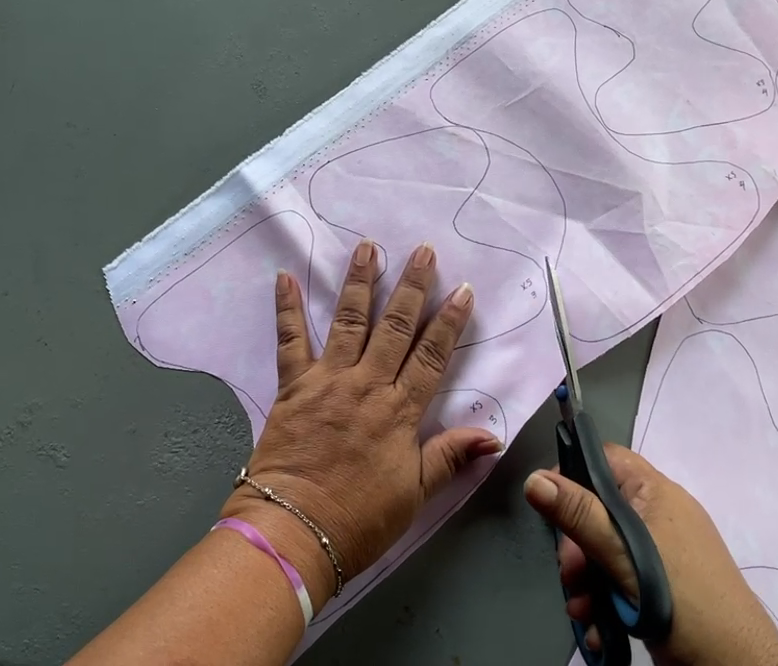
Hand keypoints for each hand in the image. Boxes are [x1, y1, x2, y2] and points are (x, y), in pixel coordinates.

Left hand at [220, 239, 501, 607]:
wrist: (294, 531)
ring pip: (349, 321)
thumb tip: (491, 436)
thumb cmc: (360, 519)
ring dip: (359, 282)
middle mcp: (366, 385)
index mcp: (399, 411)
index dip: (448, 322)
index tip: (461, 289)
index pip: (431, 356)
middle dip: (411, 286)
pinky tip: (286, 277)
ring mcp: (328, 381)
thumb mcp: (415, 494)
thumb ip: (449, 456)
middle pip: (394, 327)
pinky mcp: (293, 386)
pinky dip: (287, 308)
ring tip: (367, 247)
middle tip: (422, 250)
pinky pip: (290, 340)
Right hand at [524, 444, 777, 665]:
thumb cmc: (684, 601)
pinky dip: (603, 600)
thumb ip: (578, 515)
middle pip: (597, 510)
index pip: (605, 459)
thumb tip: (532, 478)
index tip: (549, 503)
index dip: (572, 473)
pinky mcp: (659, 588)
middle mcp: (656, 517)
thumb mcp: (625, 555)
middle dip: (576, 545)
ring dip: (585, 580)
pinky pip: (619, 579)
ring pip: (603, 550)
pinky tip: (597, 626)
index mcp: (655, 493)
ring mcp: (659, 554)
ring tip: (582, 610)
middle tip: (570, 575)